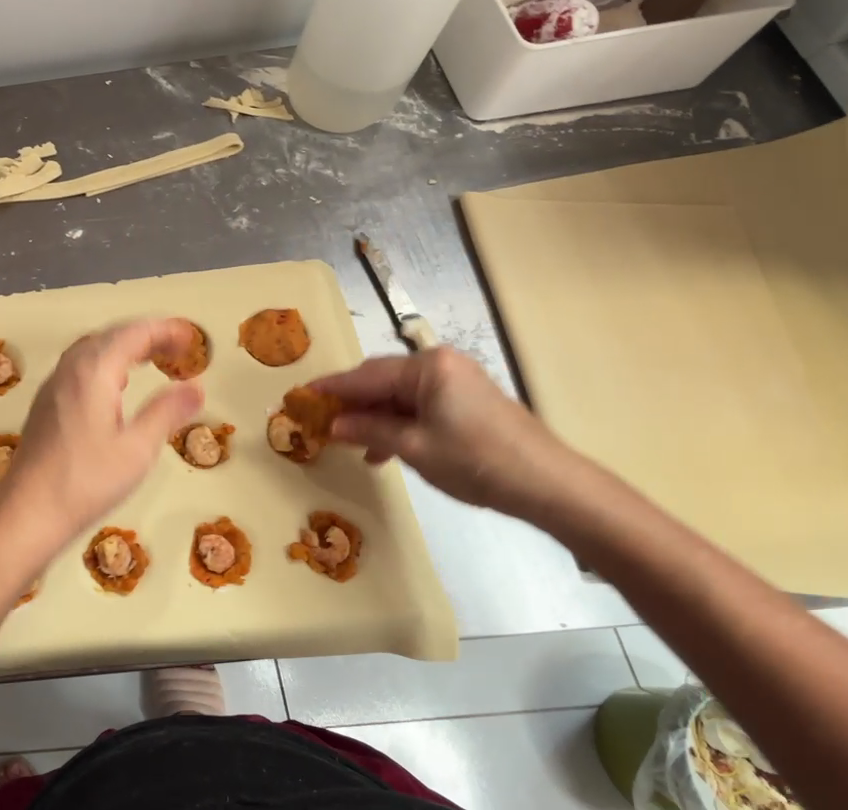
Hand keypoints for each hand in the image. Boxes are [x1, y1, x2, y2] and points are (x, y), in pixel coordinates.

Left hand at [0, 318, 203, 542]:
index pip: (133, 333)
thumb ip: (166, 412)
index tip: (192, 339)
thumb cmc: (85, 481)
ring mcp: (53, 385)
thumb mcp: (137, 450)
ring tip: (153, 361)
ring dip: (124, 347)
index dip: (164, 330)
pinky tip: (116, 386)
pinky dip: (106, 363)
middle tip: (178, 349)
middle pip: (111, 336)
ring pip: (92, 349)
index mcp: (93, 371)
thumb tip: (196, 387)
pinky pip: (79, 366)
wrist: (27, 511)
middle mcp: (69, 369)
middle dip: (146, 335)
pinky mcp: (46, 404)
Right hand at [313, 347, 582, 515]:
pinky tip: (385, 448)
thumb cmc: (476, 461)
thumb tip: (333, 424)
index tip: (298, 397)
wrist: (549, 484)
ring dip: (374, 417)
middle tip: (321, 424)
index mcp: (426, 366)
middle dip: (351, 403)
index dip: (329, 389)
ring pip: (399, 394)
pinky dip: (398, 422)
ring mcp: (457, 380)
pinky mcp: (468, 399)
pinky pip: (419, 404)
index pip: (364, 375)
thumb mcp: (413, 448)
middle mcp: (440, 363)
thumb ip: (368, 430)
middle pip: (381, 379)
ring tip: (352, 444)